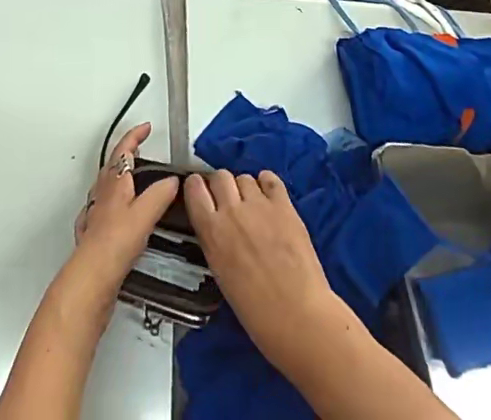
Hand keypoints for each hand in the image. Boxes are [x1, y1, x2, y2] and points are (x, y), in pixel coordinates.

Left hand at [75, 123, 179, 273]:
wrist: (90, 278)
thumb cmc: (113, 244)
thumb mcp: (145, 214)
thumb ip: (161, 194)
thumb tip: (172, 181)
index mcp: (114, 183)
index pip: (123, 150)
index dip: (135, 136)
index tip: (146, 127)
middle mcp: (102, 194)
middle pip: (112, 165)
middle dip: (126, 152)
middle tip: (139, 147)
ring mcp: (96, 213)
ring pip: (107, 185)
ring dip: (120, 175)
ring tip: (133, 176)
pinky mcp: (94, 232)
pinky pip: (103, 207)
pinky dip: (113, 200)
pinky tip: (118, 211)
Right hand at [185, 170, 340, 358]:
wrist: (296, 314)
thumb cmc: (254, 308)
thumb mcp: (220, 272)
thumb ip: (215, 241)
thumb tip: (217, 224)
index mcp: (211, 232)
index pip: (194, 189)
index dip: (197, 186)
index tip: (200, 190)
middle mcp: (232, 211)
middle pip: (220, 176)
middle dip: (221, 185)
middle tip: (228, 200)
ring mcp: (259, 205)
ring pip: (244, 177)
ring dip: (245, 187)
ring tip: (251, 203)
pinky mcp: (284, 205)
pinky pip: (270, 179)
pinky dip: (267, 183)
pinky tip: (269, 196)